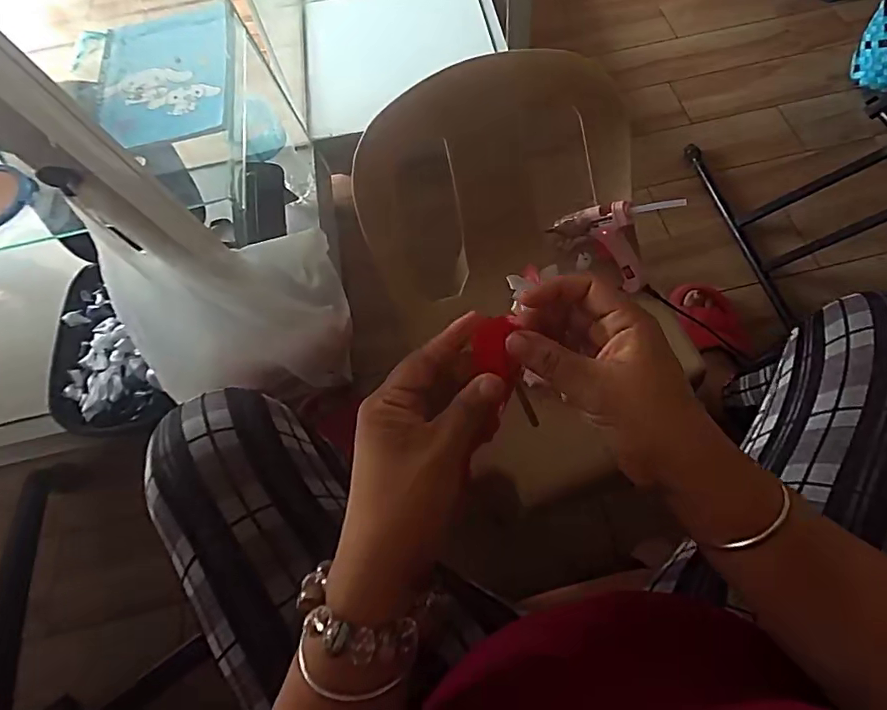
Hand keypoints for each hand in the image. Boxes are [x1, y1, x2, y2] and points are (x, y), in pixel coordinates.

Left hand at [328, 313, 507, 621]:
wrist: (381, 569)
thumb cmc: (408, 500)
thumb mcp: (443, 451)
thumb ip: (469, 409)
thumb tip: (493, 376)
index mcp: (388, 403)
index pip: (424, 359)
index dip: (453, 337)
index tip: (480, 317)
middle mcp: (392, 414)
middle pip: (435, 380)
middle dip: (469, 370)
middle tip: (505, 355)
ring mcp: (402, 439)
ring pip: (442, 406)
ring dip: (471, 399)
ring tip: (504, 388)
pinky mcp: (414, 462)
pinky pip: (443, 431)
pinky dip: (465, 426)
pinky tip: (489, 425)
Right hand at [507, 274, 718, 487]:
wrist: (680, 467)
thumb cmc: (646, 417)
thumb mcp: (595, 386)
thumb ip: (551, 360)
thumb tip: (510, 338)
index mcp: (626, 321)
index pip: (585, 287)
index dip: (553, 289)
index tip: (521, 304)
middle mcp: (616, 333)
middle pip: (573, 310)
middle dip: (541, 317)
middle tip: (510, 331)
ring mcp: (607, 358)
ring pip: (567, 337)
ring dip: (541, 341)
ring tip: (511, 350)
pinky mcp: (600, 383)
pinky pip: (568, 363)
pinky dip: (547, 364)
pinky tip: (524, 371)